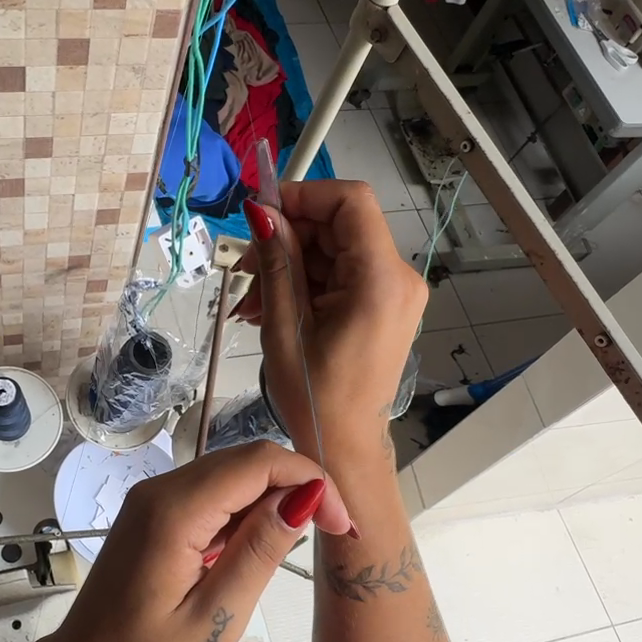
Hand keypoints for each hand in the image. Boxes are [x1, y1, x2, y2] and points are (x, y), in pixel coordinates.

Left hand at [16, 442, 351, 641]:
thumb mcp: (216, 618)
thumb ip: (260, 551)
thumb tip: (304, 496)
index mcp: (174, 512)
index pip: (259, 462)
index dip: (311, 480)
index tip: (342, 525)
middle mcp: (160, 490)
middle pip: (245, 460)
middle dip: (297, 484)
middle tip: (332, 533)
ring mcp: (151, 499)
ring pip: (229, 473)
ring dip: (271, 497)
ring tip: (297, 543)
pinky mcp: (151, 514)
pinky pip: (208, 495)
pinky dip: (242, 510)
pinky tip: (254, 548)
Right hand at [235, 181, 427, 460]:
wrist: (343, 445)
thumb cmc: (314, 398)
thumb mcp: (284, 327)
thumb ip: (277, 262)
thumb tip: (261, 212)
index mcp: (380, 282)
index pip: (351, 203)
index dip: (303, 196)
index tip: (260, 212)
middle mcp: (398, 279)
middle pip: (339, 226)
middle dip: (287, 237)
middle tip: (243, 268)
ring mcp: (394, 293)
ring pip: (335, 250)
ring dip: (289, 264)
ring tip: (250, 300)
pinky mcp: (383, 305)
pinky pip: (340, 275)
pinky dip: (305, 283)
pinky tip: (270, 305)